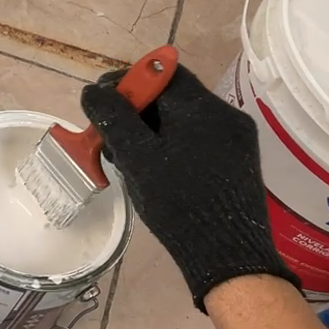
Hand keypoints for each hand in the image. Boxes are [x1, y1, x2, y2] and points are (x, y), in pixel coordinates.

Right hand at [81, 65, 297, 310]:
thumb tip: (93, 91)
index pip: (161, 73)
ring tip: (125, 157)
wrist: (227, 255)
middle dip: (134, 109)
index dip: (127, 80)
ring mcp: (234, 139)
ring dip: (149, 129)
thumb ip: (114, 118)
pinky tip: (152, 169)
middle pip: (171, 96)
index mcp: (202, 108)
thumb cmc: (178, 203)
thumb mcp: (137, 158)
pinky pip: (195, 139)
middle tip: (107, 135)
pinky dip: (168, 145)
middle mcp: (225, 116)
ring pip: (181, 119)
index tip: (101, 101)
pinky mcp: (235, 161)